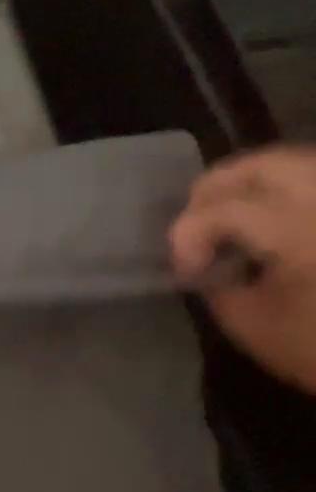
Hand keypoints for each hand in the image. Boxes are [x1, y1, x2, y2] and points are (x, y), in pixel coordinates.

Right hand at [171, 145, 315, 393]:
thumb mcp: (254, 325)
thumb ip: (218, 282)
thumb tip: (206, 258)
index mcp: (305, 237)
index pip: (223, 210)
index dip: (188, 235)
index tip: (188, 269)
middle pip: (268, 165)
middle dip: (218, 188)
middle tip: (200, 222)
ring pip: (306, 169)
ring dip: (260, 189)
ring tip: (240, 223)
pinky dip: (296, 199)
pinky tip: (283, 229)